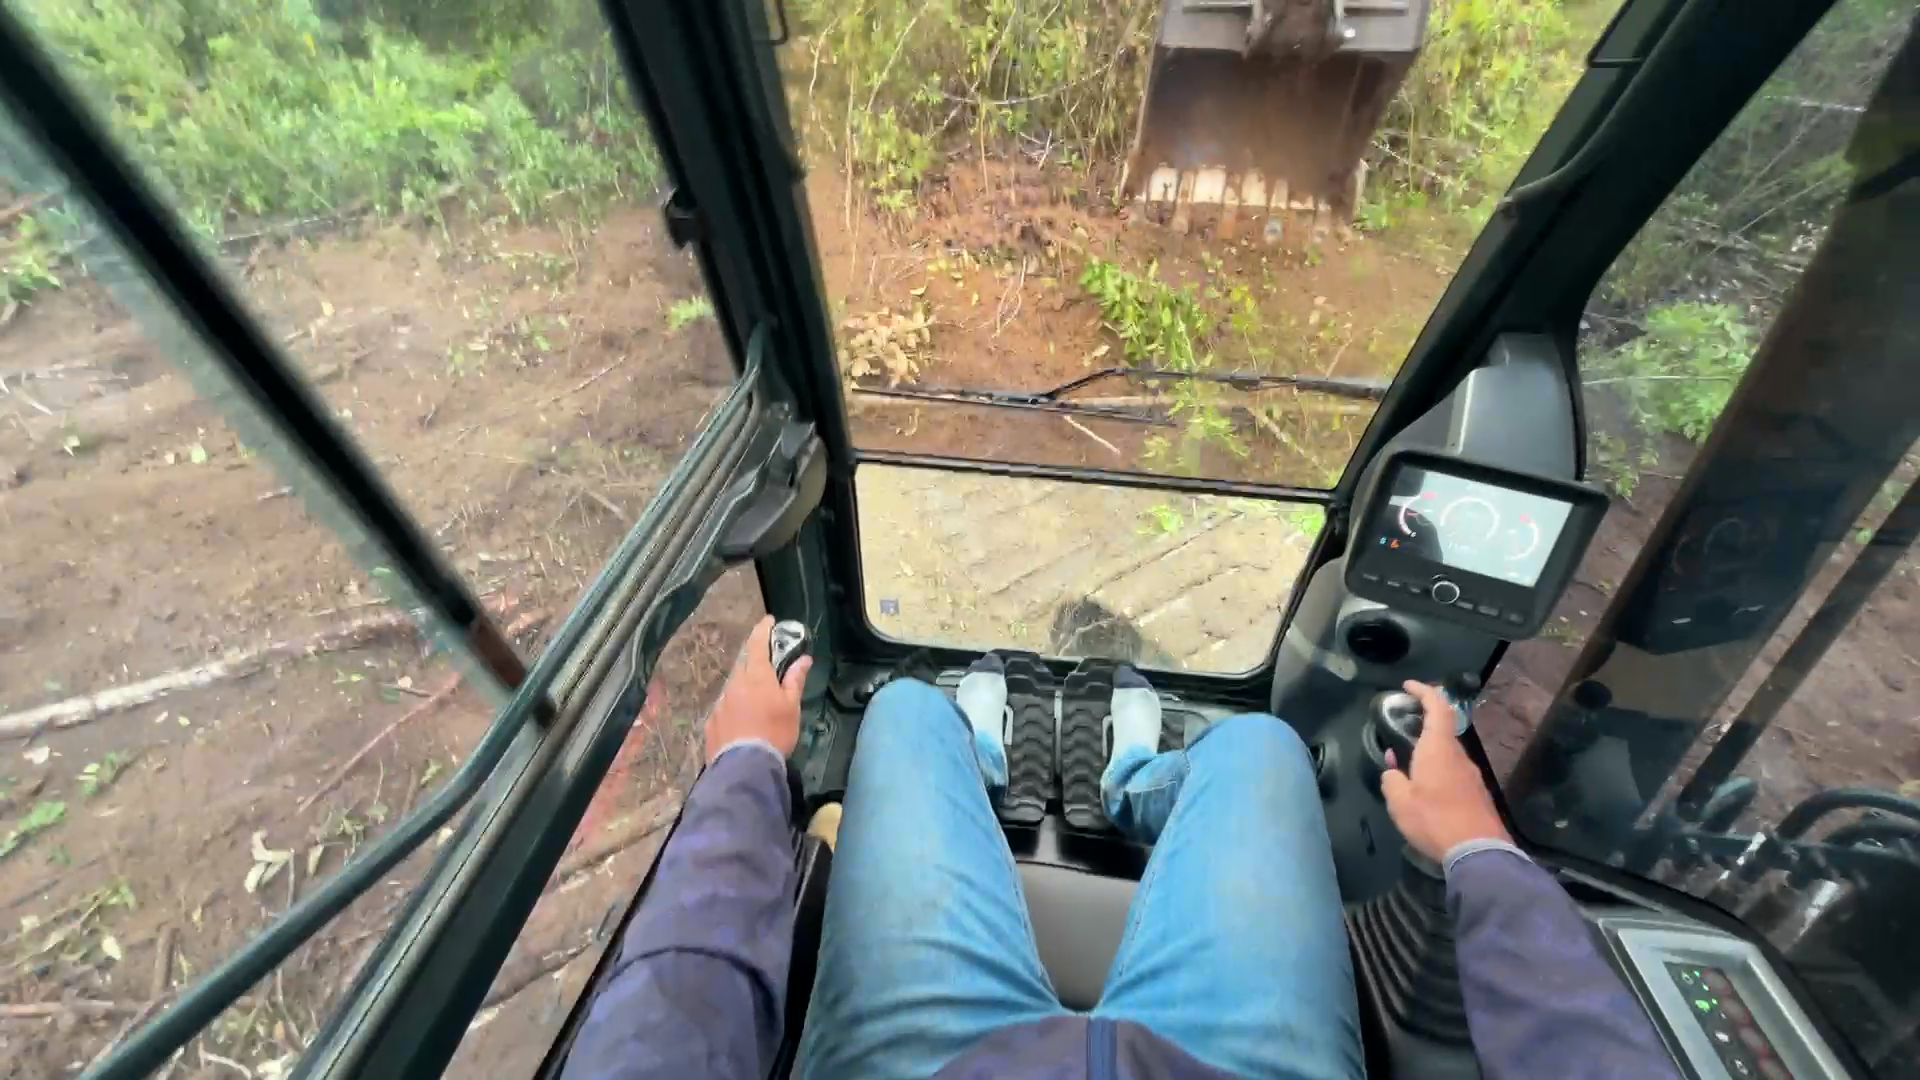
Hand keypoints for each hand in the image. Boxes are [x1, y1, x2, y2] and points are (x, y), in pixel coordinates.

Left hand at [704, 615, 811, 763]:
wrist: (744, 767)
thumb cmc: (774, 732)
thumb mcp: (791, 706)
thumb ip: (795, 680)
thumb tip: (804, 658)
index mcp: (756, 676)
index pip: (757, 644)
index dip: (763, 629)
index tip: (769, 620)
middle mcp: (735, 684)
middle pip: (744, 665)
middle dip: (756, 661)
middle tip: (769, 666)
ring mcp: (720, 703)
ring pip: (735, 687)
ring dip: (746, 687)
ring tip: (759, 700)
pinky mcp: (712, 722)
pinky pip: (726, 706)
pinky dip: (736, 707)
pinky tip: (744, 721)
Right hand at [1380, 679, 1510, 861]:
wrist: (1480, 855)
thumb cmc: (1435, 820)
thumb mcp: (1399, 801)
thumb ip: (1392, 779)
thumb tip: (1394, 771)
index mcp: (1439, 750)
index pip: (1438, 708)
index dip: (1425, 692)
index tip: (1408, 686)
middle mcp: (1459, 758)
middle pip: (1442, 731)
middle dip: (1420, 728)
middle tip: (1399, 733)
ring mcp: (1472, 777)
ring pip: (1447, 754)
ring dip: (1427, 754)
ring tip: (1406, 768)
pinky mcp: (1478, 795)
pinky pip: (1453, 773)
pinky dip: (1437, 771)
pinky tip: (1424, 790)